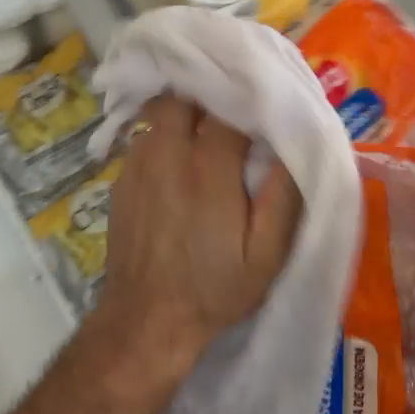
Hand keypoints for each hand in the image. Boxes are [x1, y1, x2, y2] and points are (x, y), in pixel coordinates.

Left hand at [93, 95, 301, 374]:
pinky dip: (162, 139)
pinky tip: (177, 163)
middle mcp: (168, 154)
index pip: (229, 102)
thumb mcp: (267, 253)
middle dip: (207, 93)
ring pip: (158, 114)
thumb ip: (283, 194)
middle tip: (231, 108)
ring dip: (182, 114)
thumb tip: (293, 143)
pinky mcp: (120, 183)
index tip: (265, 105)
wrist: (146, 319)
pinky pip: (143, 142)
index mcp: (210, 167)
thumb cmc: (214, 289)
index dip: (249, 97)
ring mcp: (137, 166)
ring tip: (205, 129)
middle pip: (183, 95)